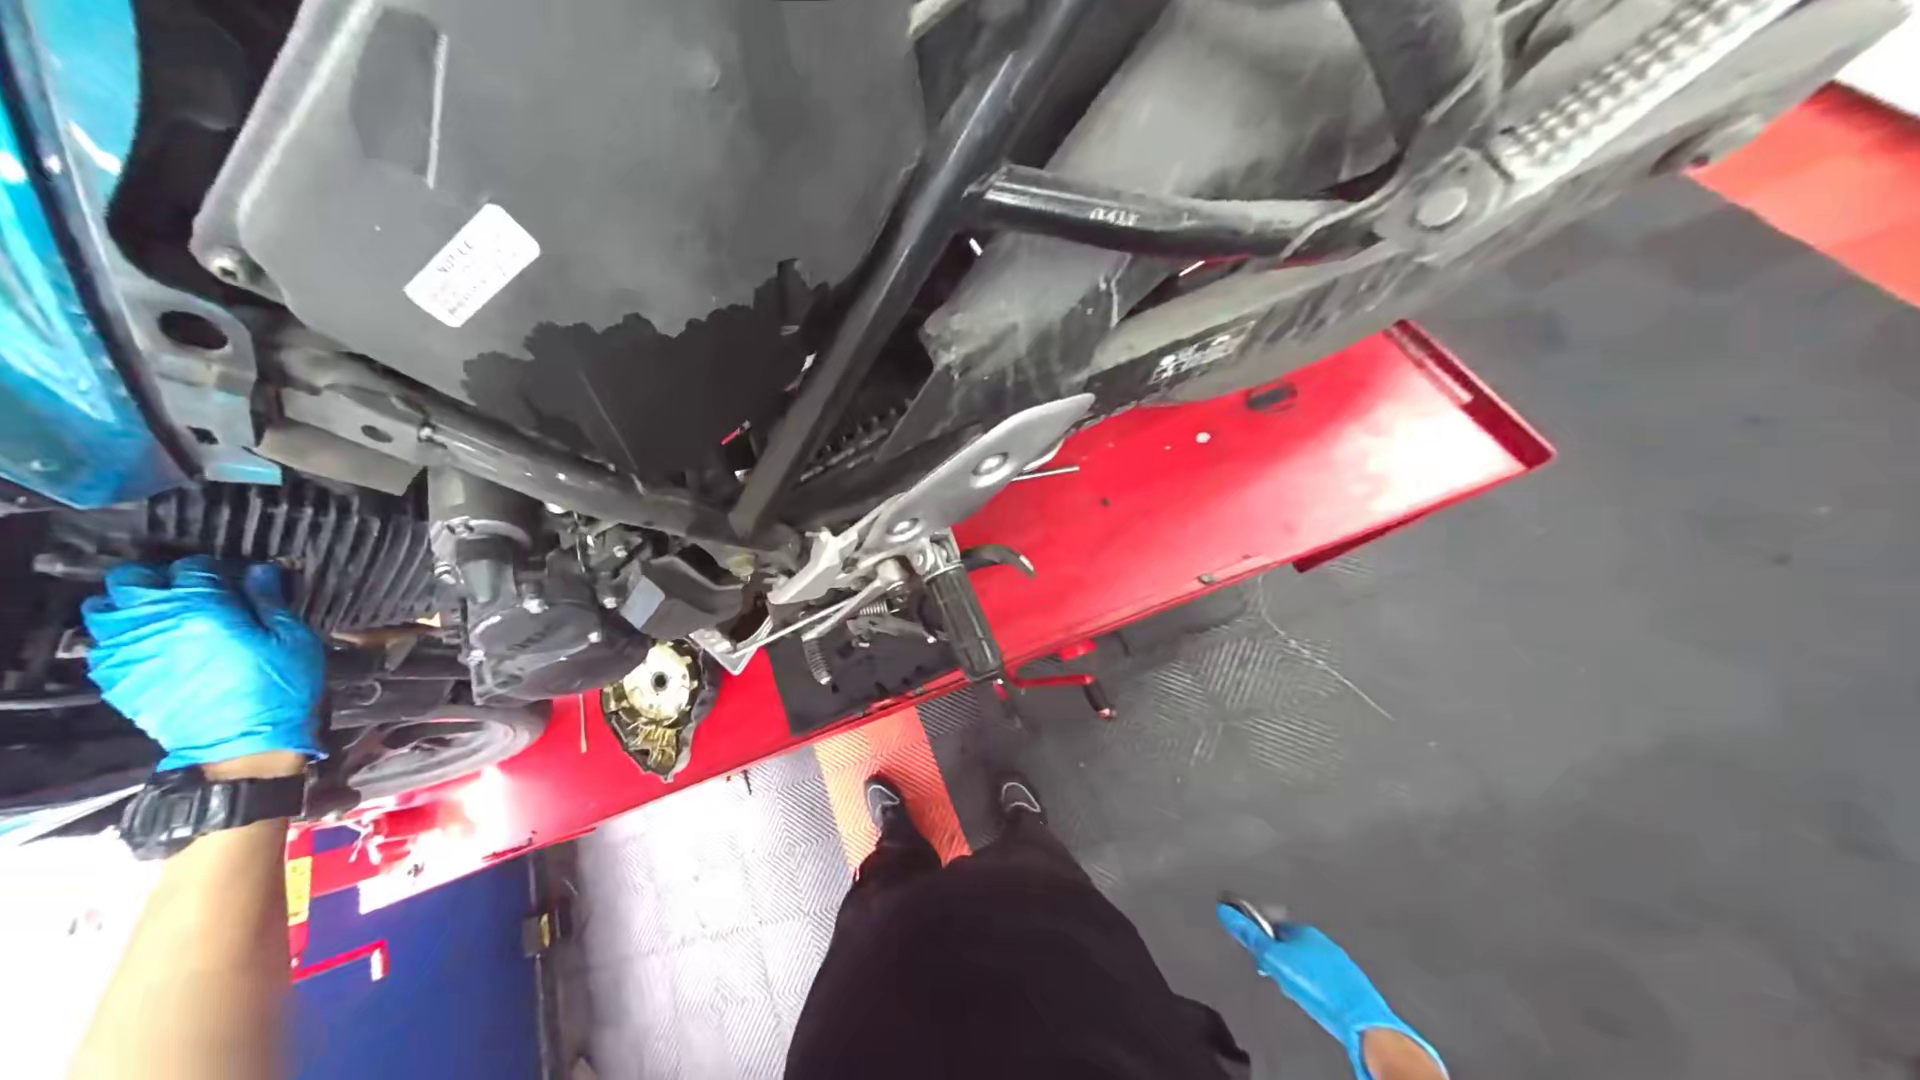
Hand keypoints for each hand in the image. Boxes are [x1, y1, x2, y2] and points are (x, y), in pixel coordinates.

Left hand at [83, 557, 324, 769]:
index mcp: (202, 609)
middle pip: (131, 579)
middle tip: (190, 591)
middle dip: (159, 578)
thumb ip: (270, 600)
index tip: (232, 579)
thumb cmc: (279, 687)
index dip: (215, 569)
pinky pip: (104, 642)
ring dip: (133, 605)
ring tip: (164, 615)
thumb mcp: (293, 639)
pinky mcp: (114, 676)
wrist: (241, 743)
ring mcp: (126, 650)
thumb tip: (259, 571)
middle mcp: (153, 622)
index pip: (193, 567)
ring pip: (104, 607)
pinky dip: (125, 635)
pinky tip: (155, 645)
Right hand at [1217, 903, 1444, 1079]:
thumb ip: (1250, 936)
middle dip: (1279, 958)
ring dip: (1296, 973)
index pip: (1275, 927)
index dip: (1262, 939)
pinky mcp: (1350, 985)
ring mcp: (1340, 964)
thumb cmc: (1316, 986)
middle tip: (1273, 974)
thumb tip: (1224, 911)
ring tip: (1292, 989)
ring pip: (1308, 963)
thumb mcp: (1275, 959)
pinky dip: (1313, 986)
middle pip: (1291, 944)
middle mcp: (1324, 943)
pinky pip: (1323, 979)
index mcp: (1305, 931)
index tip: (1257, 955)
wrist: (1361, 1021)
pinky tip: (1312, 999)